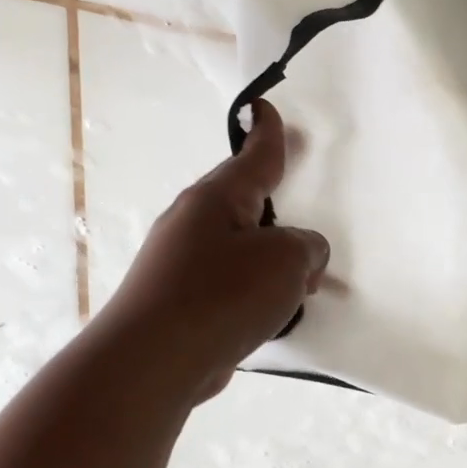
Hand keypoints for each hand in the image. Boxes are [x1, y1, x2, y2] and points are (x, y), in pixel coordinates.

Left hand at [92, 101, 328, 400]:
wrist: (154, 359)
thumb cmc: (222, 295)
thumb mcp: (288, 260)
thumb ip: (309, 245)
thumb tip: (302, 252)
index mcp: (217, 201)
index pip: (252, 159)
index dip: (267, 135)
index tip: (266, 108)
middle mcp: (195, 223)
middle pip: (249, 206)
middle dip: (282, 214)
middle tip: (312, 225)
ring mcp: (185, 262)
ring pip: (247, 248)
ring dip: (278, 261)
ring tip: (309, 284)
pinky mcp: (186, 298)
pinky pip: (238, 282)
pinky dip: (265, 290)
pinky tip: (281, 311)